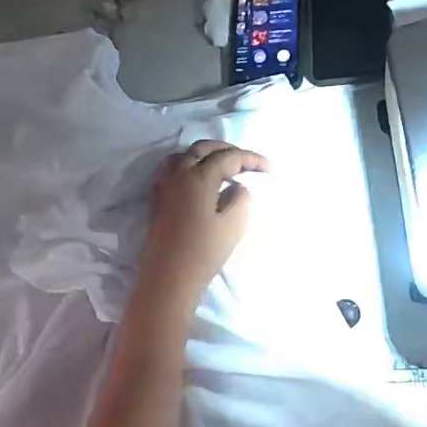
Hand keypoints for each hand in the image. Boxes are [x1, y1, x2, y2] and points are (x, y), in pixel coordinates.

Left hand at [137, 140, 269, 301]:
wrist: (168, 278)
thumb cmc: (204, 252)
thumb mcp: (234, 225)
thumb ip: (241, 198)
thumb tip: (236, 188)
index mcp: (198, 176)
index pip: (229, 157)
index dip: (251, 159)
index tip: (269, 168)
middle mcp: (178, 174)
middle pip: (204, 149)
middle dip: (228, 151)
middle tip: (248, 162)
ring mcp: (164, 186)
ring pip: (184, 155)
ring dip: (206, 155)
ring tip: (222, 166)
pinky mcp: (157, 200)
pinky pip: (172, 169)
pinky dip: (188, 165)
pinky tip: (197, 180)